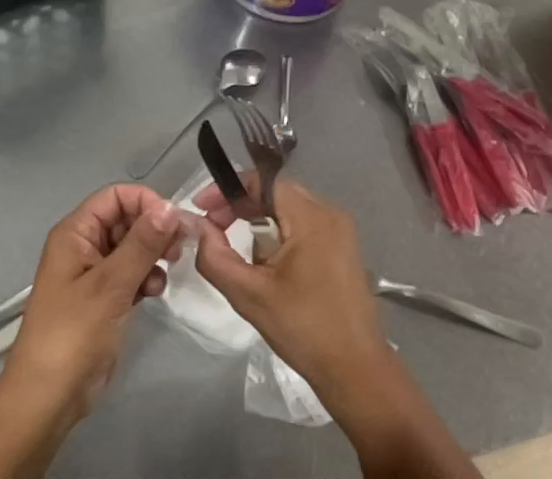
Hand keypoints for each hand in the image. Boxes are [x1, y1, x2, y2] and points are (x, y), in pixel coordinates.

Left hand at [1, 184, 183, 421]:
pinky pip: (130, 274)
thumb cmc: (73, 333)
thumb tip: (170, 207)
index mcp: (75, 233)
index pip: (114, 197)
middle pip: (125, 220)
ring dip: (152, 256)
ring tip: (164, 275)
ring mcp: (93, 274)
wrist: (49, 394)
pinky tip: (154, 292)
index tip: (174, 223)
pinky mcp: (103, 300)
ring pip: (131, 248)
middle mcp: (83, 246)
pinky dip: (145, 278)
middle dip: (153, 230)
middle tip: (179, 250)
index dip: (145, 202)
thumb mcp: (110, 285)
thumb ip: (142, 244)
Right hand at [191, 175, 391, 395]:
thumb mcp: (248, 294)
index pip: (261, 181)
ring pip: (287, 210)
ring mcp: (340, 231)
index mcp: (311, 217)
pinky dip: (279, 236)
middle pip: (274, 193)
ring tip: (240, 255)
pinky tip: (266, 265)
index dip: (227, 190)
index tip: (201, 209)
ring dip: (258, 224)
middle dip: (240, 207)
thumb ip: (214, 255)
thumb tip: (196, 226)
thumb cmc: (303, 328)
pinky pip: (302, 227)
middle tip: (213, 230)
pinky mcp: (343, 249)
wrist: (356, 370)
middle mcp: (330, 214)